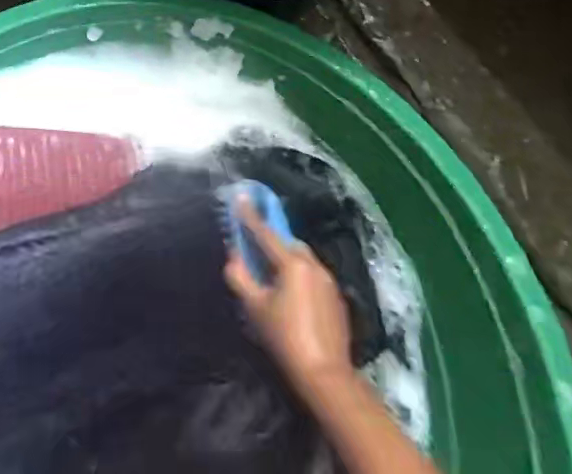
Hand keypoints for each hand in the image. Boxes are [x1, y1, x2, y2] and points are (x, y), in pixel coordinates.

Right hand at [223, 195, 353, 389]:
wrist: (326, 376)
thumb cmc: (284, 337)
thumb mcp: (254, 306)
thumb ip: (240, 275)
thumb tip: (235, 256)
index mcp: (292, 263)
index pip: (265, 232)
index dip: (250, 215)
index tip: (241, 196)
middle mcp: (313, 266)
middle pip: (288, 242)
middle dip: (271, 239)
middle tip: (255, 245)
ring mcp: (329, 282)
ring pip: (302, 258)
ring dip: (285, 257)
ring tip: (271, 272)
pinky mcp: (337, 299)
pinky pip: (312, 275)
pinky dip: (298, 274)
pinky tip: (290, 293)